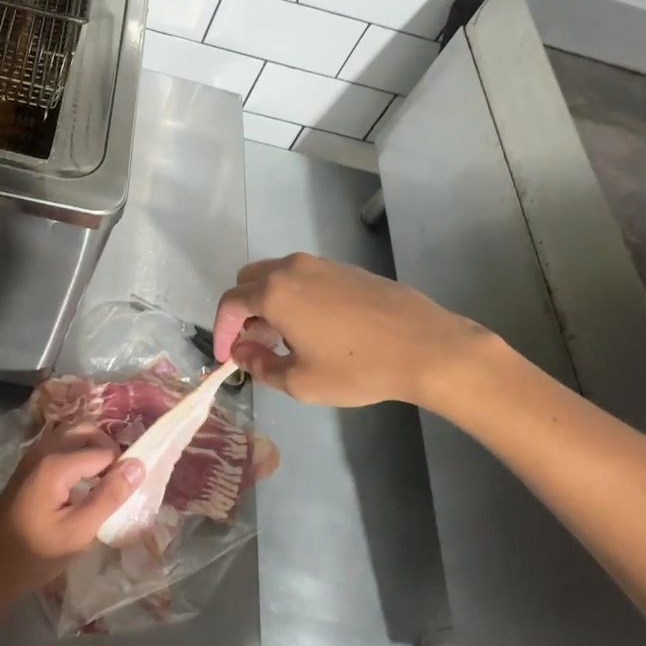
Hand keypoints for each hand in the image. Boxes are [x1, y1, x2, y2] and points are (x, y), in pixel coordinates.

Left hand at [0, 424, 144, 619]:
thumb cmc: (34, 555)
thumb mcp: (78, 532)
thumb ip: (109, 497)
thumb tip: (138, 465)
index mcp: (56, 464)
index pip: (103, 450)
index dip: (122, 466)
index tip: (131, 490)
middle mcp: (43, 450)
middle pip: (86, 431)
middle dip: (108, 448)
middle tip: (121, 480)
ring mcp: (32, 457)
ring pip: (71, 436)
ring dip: (92, 449)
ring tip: (106, 481)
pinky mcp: (28, 468)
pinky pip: (59, 447)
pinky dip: (77, 455)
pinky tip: (84, 484)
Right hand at [212, 252, 502, 407]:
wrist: (425, 346)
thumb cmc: (357, 368)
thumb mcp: (301, 381)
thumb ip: (261, 365)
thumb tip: (242, 352)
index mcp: (275, 292)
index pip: (231, 302)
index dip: (221, 330)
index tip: (227, 355)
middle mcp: (293, 268)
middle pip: (250, 280)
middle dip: (244, 311)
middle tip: (255, 344)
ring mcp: (322, 264)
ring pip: (279, 275)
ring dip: (270, 302)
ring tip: (285, 339)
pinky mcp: (347, 269)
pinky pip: (306, 277)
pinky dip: (296, 296)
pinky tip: (317, 328)